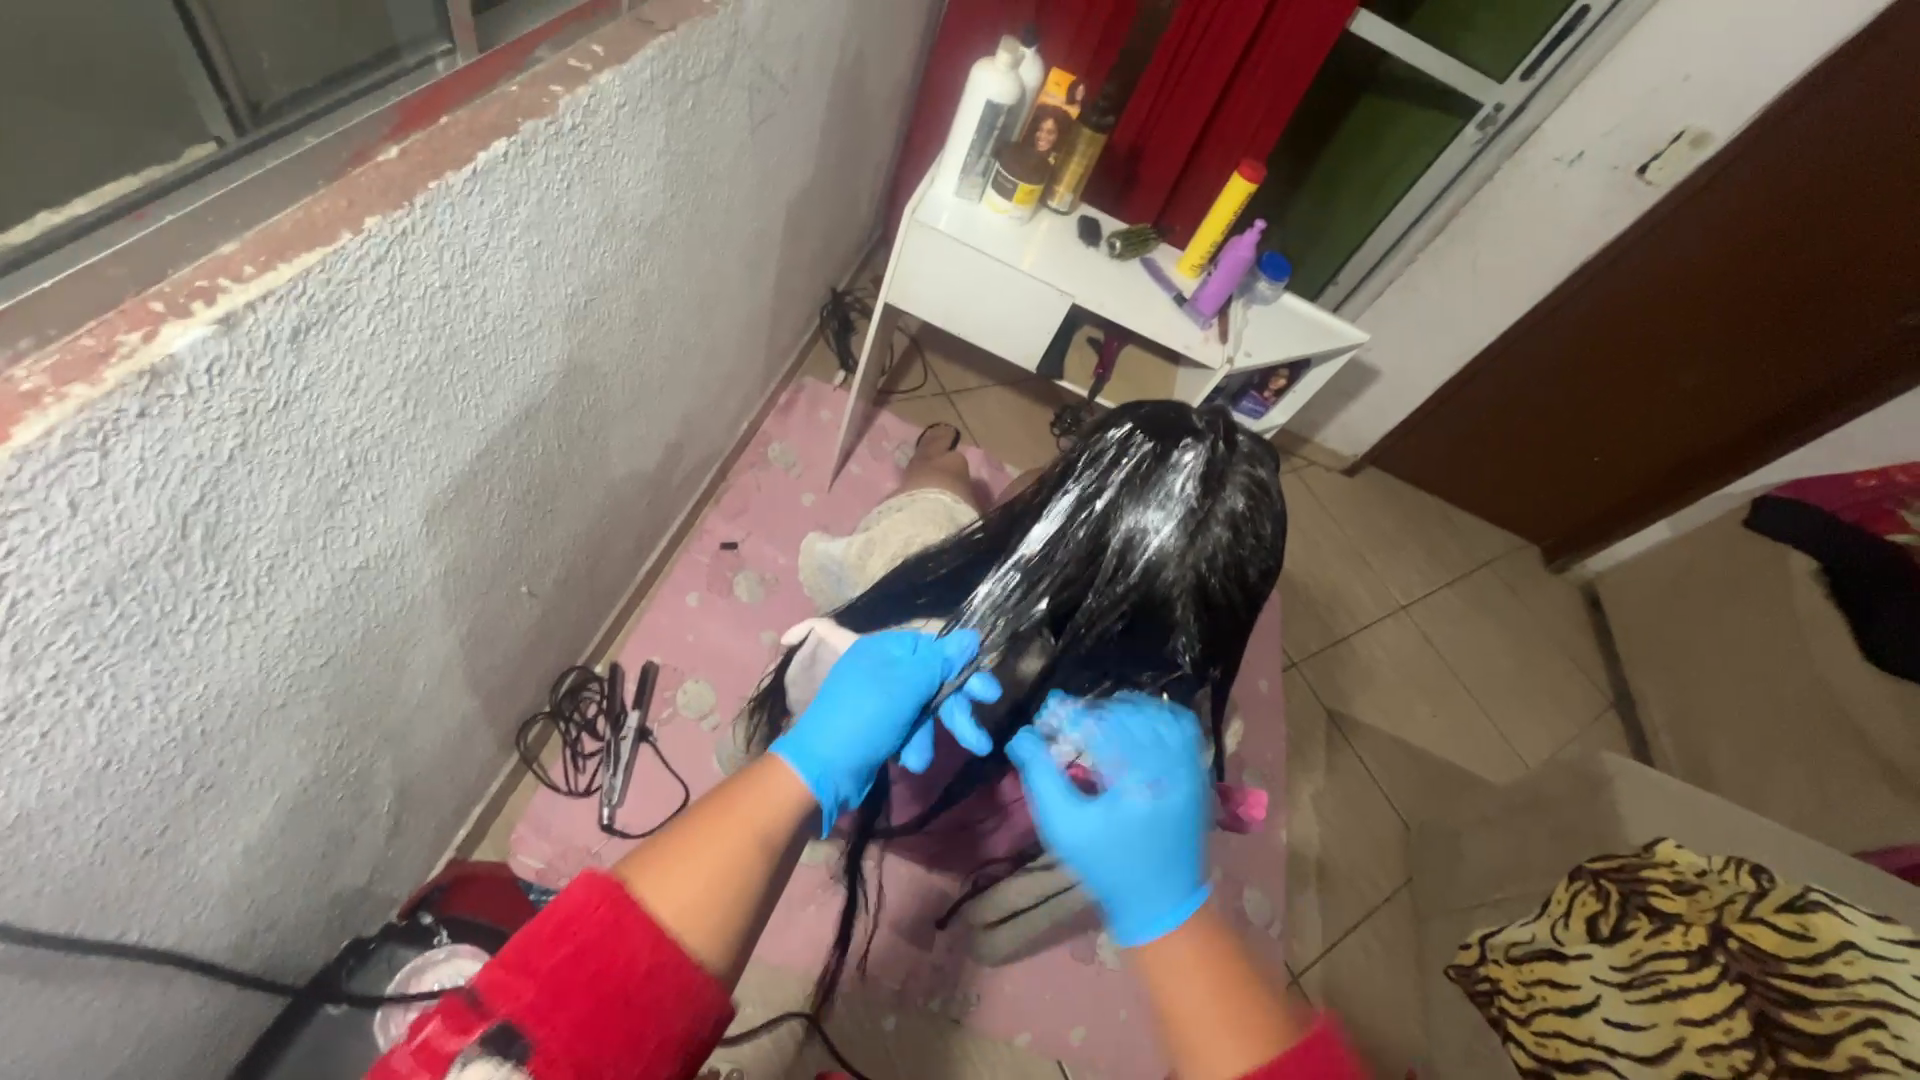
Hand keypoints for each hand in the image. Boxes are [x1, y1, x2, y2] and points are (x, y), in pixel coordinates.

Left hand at [771, 628, 999, 836]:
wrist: (822, 770)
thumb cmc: (867, 718)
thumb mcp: (909, 685)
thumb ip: (943, 660)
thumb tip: (972, 635)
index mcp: (886, 648)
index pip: (935, 648)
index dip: (962, 669)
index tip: (987, 693)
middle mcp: (882, 668)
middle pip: (933, 681)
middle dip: (953, 712)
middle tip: (979, 740)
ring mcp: (879, 700)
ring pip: (923, 711)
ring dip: (926, 736)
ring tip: (918, 758)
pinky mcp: (878, 728)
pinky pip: (907, 730)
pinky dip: (911, 746)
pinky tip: (906, 761)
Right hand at [1006, 693, 1210, 946]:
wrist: (1160, 901)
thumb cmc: (1105, 865)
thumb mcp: (1063, 825)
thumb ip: (1039, 775)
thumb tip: (1021, 735)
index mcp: (1136, 779)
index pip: (1098, 724)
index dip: (1067, 716)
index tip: (1045, 721)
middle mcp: (1169, 765)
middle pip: (1126, 713)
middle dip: (1092, 712)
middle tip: (1067, 723)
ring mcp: (1190, 767)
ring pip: (1156, 713)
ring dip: (1123, 709)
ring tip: (1099, 720)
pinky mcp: (1198, 772)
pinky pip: (1182, 726)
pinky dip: (1157, 714)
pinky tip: (1135, 722)